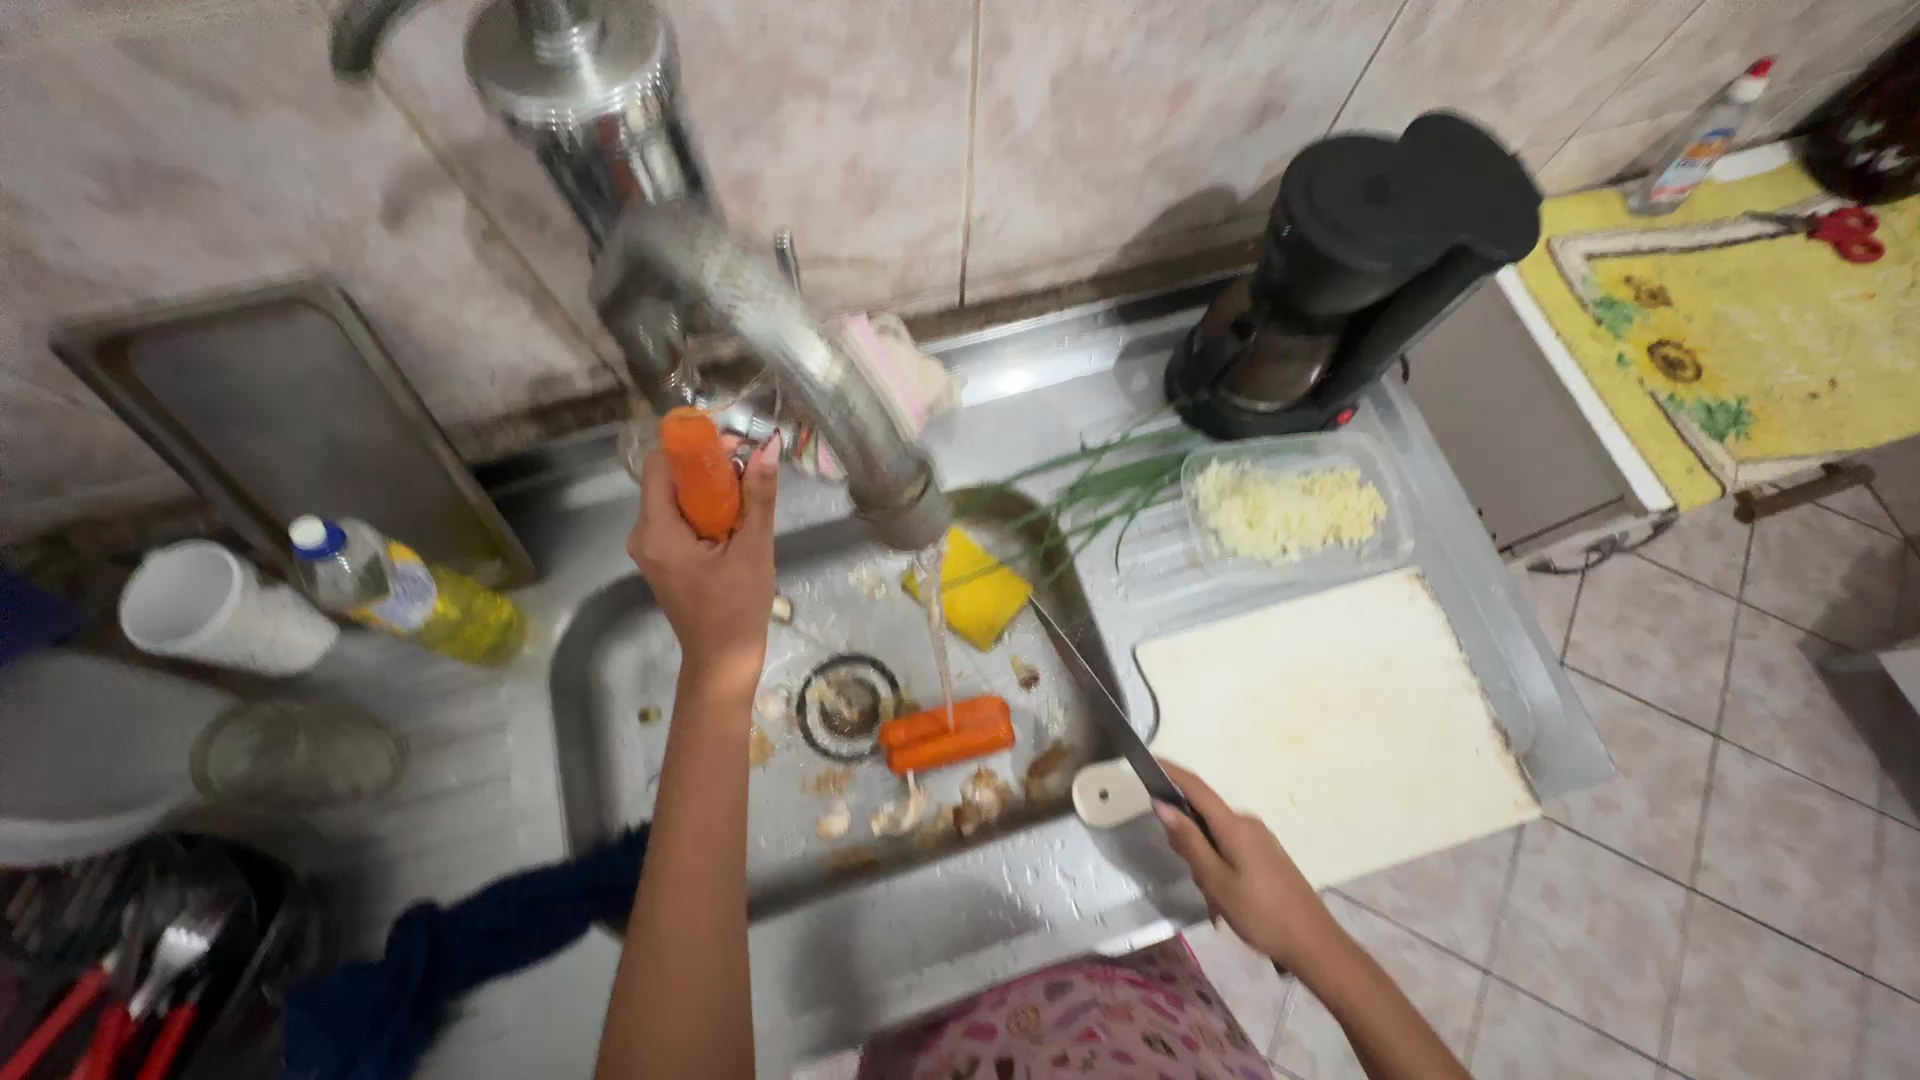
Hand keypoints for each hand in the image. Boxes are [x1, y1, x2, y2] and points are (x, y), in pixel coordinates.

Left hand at [628, 434, 780, 692]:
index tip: (733, 447)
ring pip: (675, 499)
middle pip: (668, 480)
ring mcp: (650, 548)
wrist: (722, 659)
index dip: (694, 448)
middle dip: (707, 468)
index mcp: (658, 532)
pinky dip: (704, 511)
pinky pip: (678, 519)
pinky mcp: (661, 558)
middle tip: (747, 471)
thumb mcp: (754, 548)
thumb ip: (759, 496)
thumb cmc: (738, 607)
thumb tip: (768, 448)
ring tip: (746, 499)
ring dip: (708, 491)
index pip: (660, 464)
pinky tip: (733, 523)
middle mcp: (643, 535)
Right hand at [1154, 759, 1346, 973]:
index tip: (1149, 761)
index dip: (1171, 772)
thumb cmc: (1260, 913)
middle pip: (1203, 816)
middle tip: (1193, 878)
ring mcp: (1260, 839)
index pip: (1196, 787)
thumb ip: (1188, 840)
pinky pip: (1231, 849)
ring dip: (1205, 861)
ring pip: (1216, 837)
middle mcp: (1248, 823)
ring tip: (1215, 902)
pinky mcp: (1267, 855)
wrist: (1314, 944)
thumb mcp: (1215, 880)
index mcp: (1234, 825)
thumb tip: (1162, 803)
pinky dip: (1219, 867)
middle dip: (1187, 840)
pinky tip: (1226, 901)